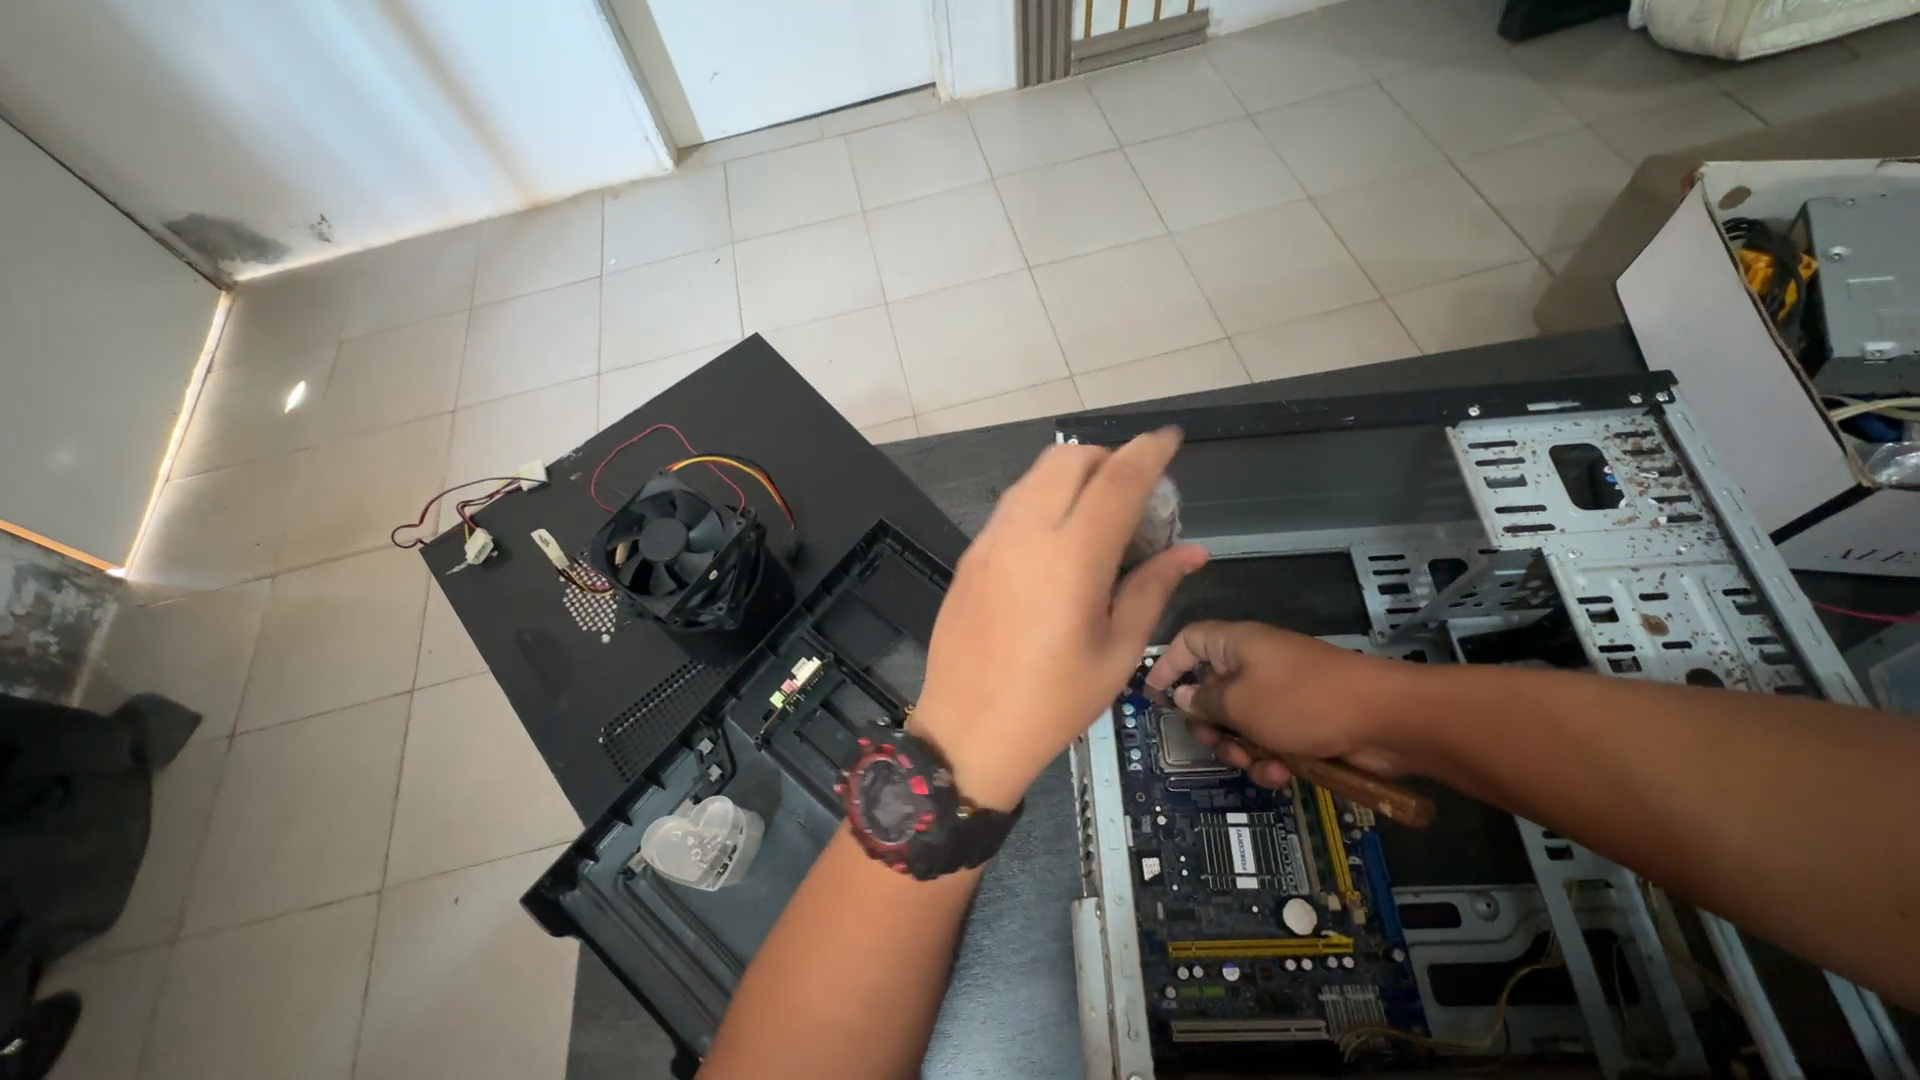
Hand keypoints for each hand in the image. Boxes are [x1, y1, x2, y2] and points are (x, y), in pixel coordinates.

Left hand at [911, 430, 1208, 810]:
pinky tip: (1057, 539)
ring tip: (1097, 513)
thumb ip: (1152, 588)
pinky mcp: (970, 555)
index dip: (1149, 452)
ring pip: (1034, 476)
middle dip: (1107, 457)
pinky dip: (1042, 499)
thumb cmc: (1054, 701)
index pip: (1117, 480)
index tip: (1170, 440)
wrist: (968, 730)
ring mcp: (990, 541)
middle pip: (1068, 458)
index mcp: (1071, 557)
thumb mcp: (1117, 651)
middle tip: (1133, 491)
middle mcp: (1026, 533)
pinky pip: (1011, 504)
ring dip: (1072, 474)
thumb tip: (1191, 550)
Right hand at [1143, 621, 1415, 788]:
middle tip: (1216, 744)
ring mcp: (1280, 692)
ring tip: (1258, 765)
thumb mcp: (1240, 703)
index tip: (1154, 697)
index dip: (1167, 665)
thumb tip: (1185, 697)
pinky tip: (1282, 775)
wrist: (1386, 720)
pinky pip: (1270, 737)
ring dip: (1242, 749)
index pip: (1188, 641)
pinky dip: (1271, 757)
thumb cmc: (1304, 702)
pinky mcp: (1303, 719)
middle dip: (1211, 725)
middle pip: (1212, 690)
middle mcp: (1255, 663)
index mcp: (1236, 644)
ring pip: (1240, 721)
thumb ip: (1205, 701)